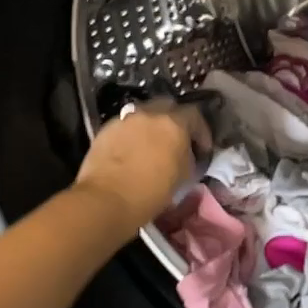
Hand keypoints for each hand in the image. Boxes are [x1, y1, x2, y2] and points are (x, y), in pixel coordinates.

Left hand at [72, 100, 212, 232]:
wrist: (105, 200)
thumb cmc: (150, 193)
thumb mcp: (182, 177)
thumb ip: (188, 158)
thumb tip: (186, 154)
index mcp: (174, 124)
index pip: (195, 115)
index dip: (202, 132)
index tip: (202, 149)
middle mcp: (150, 114)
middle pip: (168, 107)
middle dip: (176, 121)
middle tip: (177, 141)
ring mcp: (125, 119)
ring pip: (145, 115)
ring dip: (152, 127)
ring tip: (152, 146)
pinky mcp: (106, 129)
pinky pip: (126, 126)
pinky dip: (133, 135)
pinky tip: (131, 152)